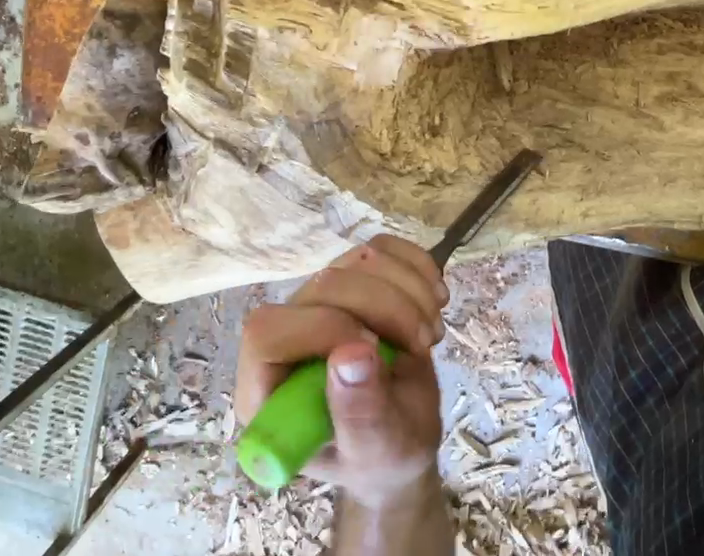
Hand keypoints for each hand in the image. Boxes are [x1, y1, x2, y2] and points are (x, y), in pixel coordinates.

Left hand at [234, 236, 448, 505]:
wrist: (405, 434)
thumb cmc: (382, 456)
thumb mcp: (377, 452)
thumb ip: (360, 413)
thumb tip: (352, 355)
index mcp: (267, 387)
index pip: (268, 331)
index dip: (322, 328)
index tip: (376, 349)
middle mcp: (287, 336)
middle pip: (323, 285)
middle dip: (386, 307)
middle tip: (424, 345)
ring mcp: (321, 302)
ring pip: (358, 260)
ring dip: (409, 289)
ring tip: (430, 333)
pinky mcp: (355, 280)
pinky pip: (383, 247)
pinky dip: (418, 265)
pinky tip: (436, 299)